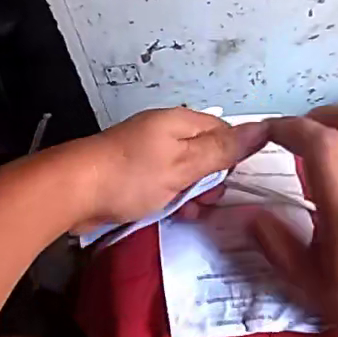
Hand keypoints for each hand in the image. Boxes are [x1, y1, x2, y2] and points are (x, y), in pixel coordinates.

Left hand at [55, 107, 269, 229]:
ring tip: (188, 212)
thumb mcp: (184, 163)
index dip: (232, 156)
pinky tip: (171, 214)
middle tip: (205, 202)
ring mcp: (146, 155)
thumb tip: (264, 128)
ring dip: (191, 194)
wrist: (73, 191)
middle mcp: (164, 133)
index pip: (223, 131)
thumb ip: (222, 150)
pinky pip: (162, 185)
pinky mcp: (131, 176)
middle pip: (204, 153)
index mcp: (179, 122)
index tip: (230, 182)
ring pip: (184, 174)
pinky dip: (170, 199)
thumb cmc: (132, 176)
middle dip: (211, 180)